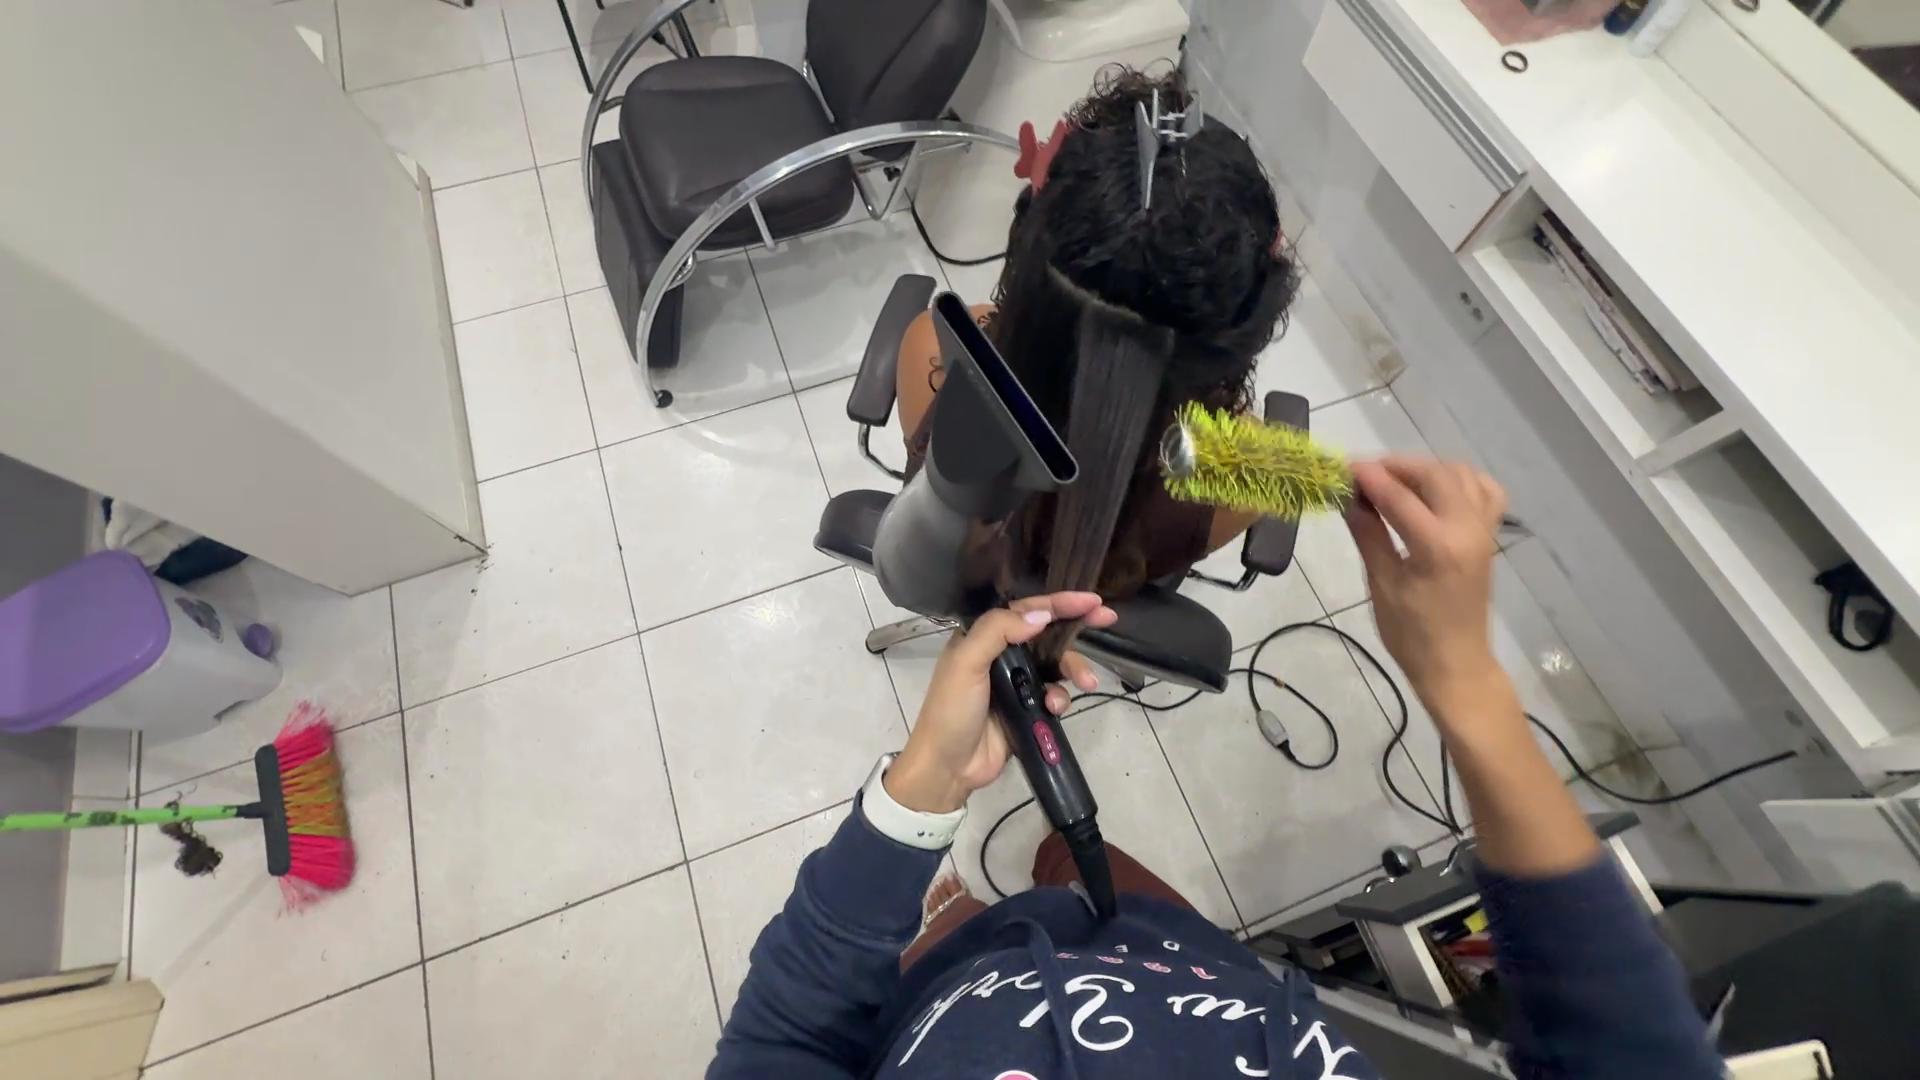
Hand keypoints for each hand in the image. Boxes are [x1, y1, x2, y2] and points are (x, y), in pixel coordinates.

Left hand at [885, 593, 1115, 813]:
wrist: (949, 765)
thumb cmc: (952, 708)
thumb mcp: (967, 662)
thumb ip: (999, 631)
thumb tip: (1042, 614)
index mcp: (983, 636)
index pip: (1026, 610)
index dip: (1059, 602)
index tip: (1091, 599)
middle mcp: (1002, 654)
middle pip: (1047, 633)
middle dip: (1077, 627)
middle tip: (1107, 618)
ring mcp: (1017, 683)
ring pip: (1056, 665)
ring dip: (1074, 669)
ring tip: (1087, 682)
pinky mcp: (1028, 709)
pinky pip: (1055, 695)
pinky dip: (1060, 699)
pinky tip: (1055, 709)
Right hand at [1345, 457, 1506, 716]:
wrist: (1455, 662)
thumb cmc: (1410, 632)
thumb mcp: (1381, 583)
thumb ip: (1368, 534)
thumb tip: (1348, 498)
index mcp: (1438, 547)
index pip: (1399, 497)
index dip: (1368, 477)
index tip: (1341, 466)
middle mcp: (1468, 530)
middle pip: (1435, 475)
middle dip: (1396, 467)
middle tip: (1362, 474)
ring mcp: (1483, 530)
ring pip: (1461, 476)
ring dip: (1425, 469)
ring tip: (1392, 481)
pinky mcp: (1488, 535)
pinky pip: (1484, 491)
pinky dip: (1458, 480)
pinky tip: (1432, 490)